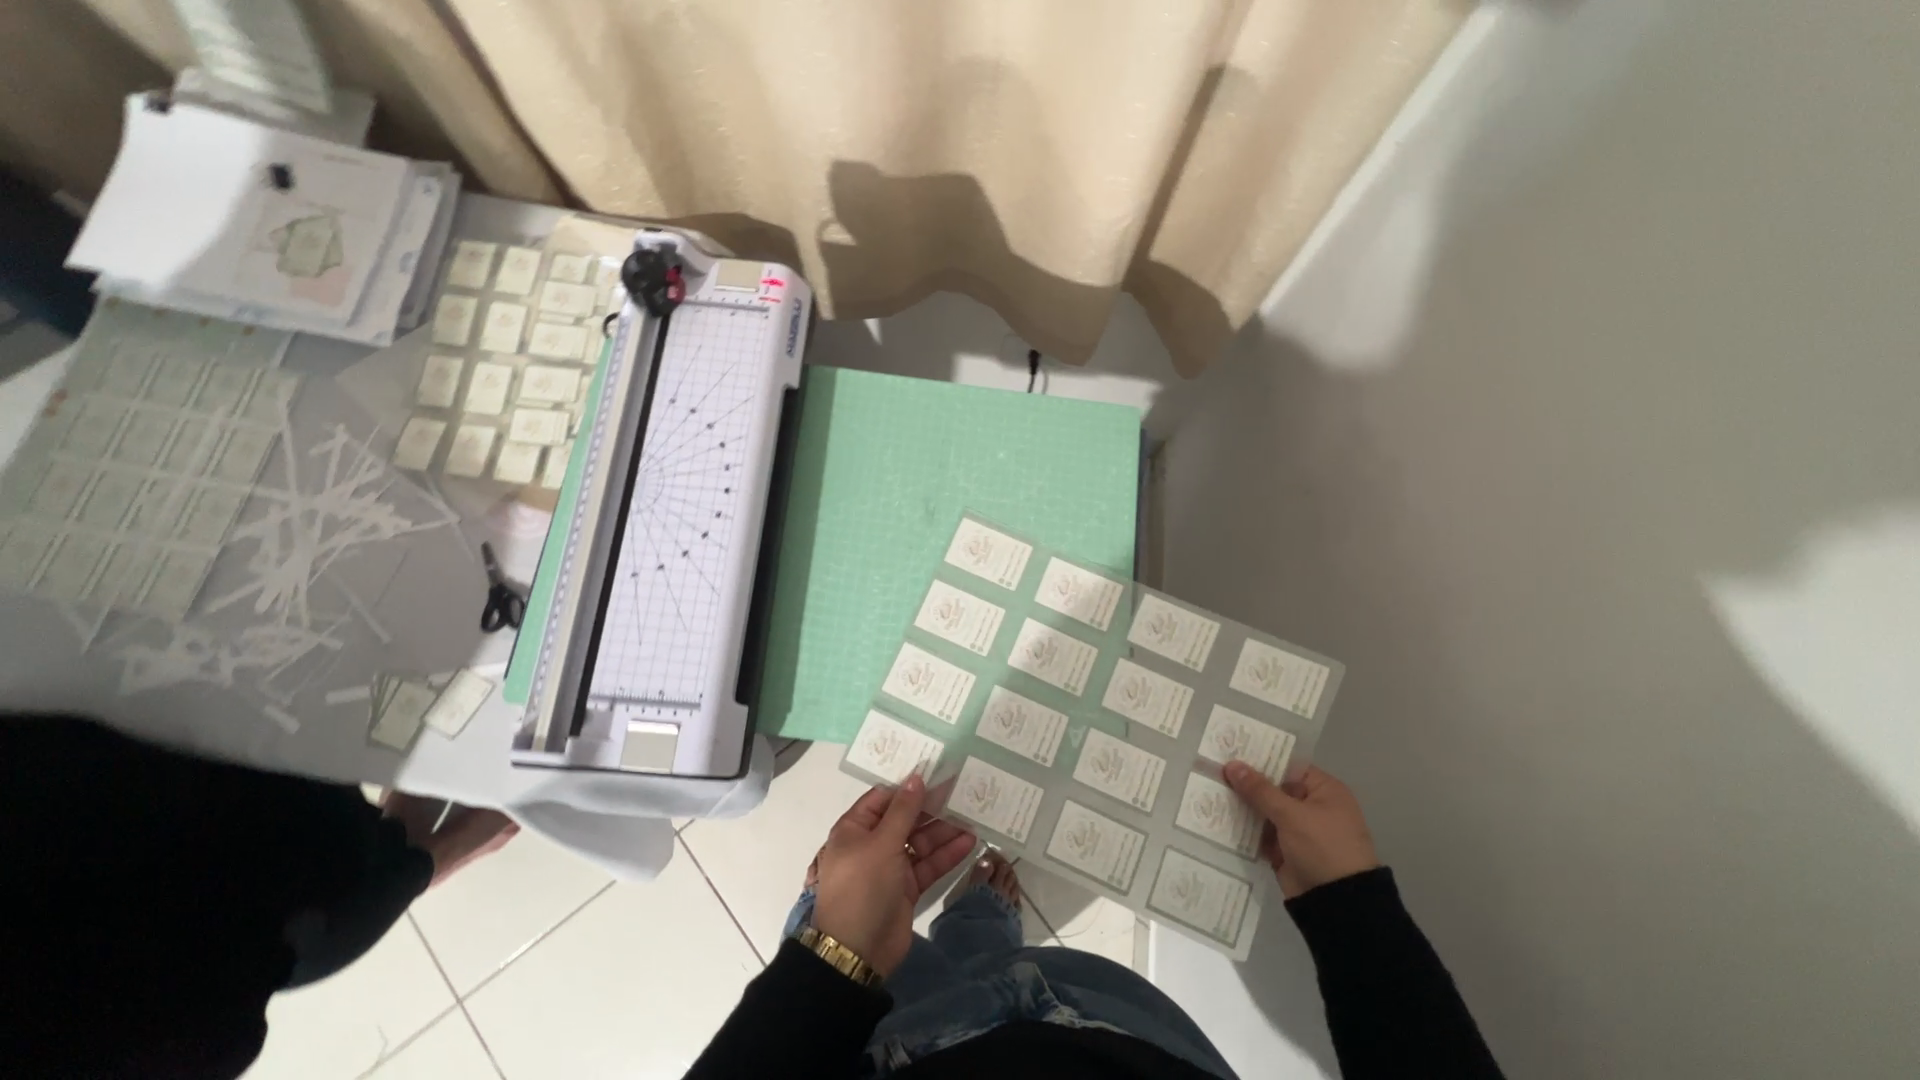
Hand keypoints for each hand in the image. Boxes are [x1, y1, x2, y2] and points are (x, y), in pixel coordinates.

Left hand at [810, 775, 976, 975]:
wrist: (858, 951)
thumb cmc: (862, 888)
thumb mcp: (881, 844)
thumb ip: (903, 811)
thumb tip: (915, 778)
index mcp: (855, 829)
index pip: (883, 798)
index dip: (907, 786)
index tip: (936, 772)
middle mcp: (872, 844)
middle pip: (904, 819)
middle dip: (931, 808)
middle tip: (961, 793)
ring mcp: (890, 867)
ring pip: (920, 842)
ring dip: (943, 831)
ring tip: (972, 816)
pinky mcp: (907, 888)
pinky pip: (928, 865)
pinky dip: (946, 855)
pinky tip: (969, 842)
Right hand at [1222, 762, 1379, 898]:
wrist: (1337, 902)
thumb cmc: (1323, 847)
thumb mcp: (1291, 815)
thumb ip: (1260, 790)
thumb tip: (1231, 765)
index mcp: (1324, 790)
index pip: (1287, 766)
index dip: (1260, 759)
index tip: (1229, 751)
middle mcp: (1312, 806)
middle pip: (1273, 789)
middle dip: (1245, 783)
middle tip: (1211, 770)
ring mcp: (1298, 829)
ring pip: (1264, 811)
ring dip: (1241, 806)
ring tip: (1207, 792)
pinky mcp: (1285, 850)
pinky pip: (1261, 833)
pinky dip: (1244, 829)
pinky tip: (1217, 818)